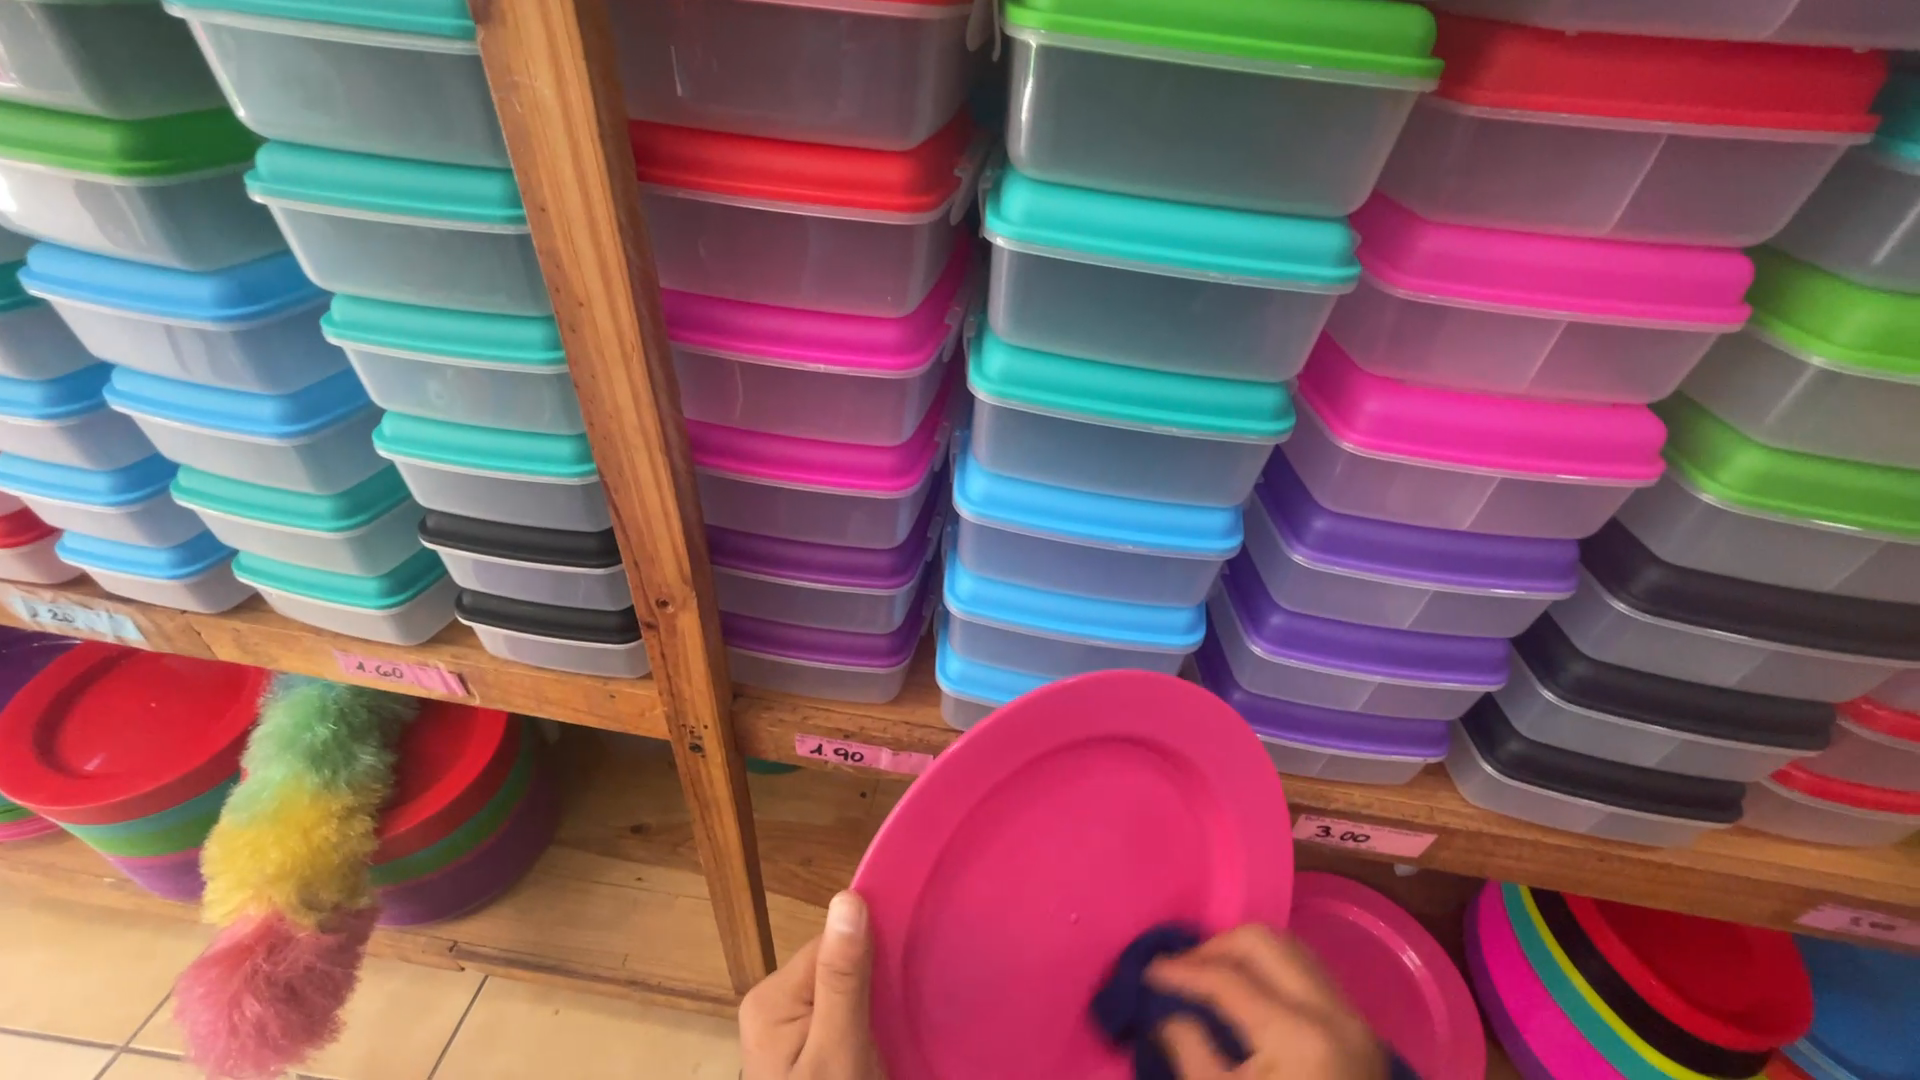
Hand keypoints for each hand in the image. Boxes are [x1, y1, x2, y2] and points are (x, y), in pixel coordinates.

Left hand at [740, 891, 886, 1079]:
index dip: (870, 955)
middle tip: (901, 1015)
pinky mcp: (805, 1050)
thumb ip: (843, 978)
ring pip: (845, 990)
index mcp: (770, 998)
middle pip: (838, 965)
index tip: (904, 973)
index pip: (830, 945)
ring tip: (896, 1030)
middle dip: (873, 985)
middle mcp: (772, 1006)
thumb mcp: (839, 1052)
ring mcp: (787, 1031)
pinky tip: (884, 1044)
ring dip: (874, 1008)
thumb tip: (847, 897)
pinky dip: (868, 1027)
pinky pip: (843, 1016)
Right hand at [1146, 925, 1388, 1079]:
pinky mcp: (1362, 1036)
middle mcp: (1332, 1013)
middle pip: (1262, 942)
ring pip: (1291, 949)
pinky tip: (1248, 994)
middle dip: (1212, 948)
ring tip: (1210, 978)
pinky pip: (1311, 974)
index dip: (1179, 970)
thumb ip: (1188, 1051)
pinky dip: (1274, 970)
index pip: (1225, 976)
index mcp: (1298, 1035)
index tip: (1146, 973)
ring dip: (1245, 954)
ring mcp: (1355, 1022)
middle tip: (1180, 973)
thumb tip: (1168, 1011)